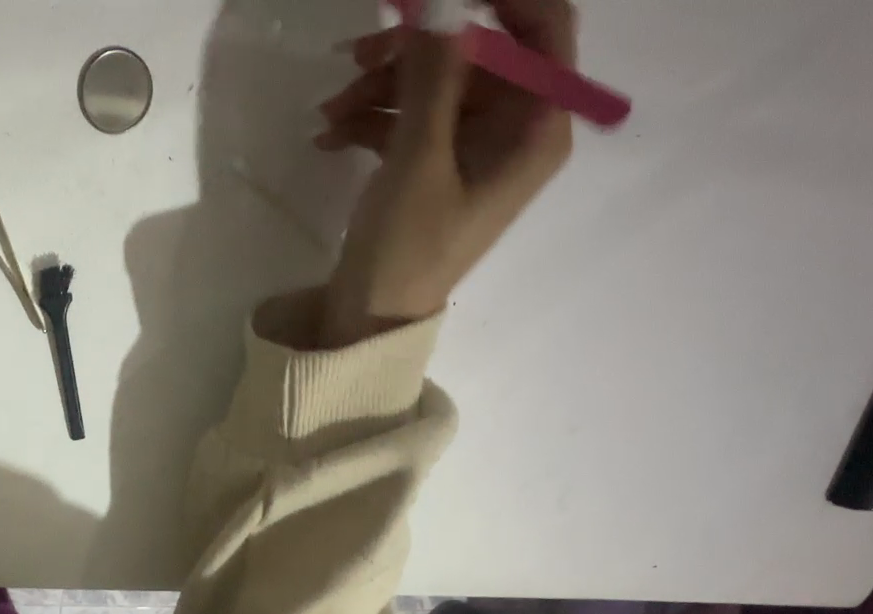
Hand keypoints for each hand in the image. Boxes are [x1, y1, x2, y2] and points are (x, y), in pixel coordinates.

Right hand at [307, 0, 576, 347]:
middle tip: (354, 55)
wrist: (367, 323)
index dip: (495, 0)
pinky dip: (370, 120)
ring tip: (329, 109)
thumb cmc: (405, 250)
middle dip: (413, 52)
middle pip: (474, 56)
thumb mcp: (418, 161)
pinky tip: (331, 134)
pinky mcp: (430, 171)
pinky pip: (408, 121)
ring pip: (432, 86)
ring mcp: (468, 152)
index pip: (542, 31)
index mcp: (534, 129)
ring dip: (379, 87)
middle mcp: (511, 132)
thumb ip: (432, 77)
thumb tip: (441, 6)